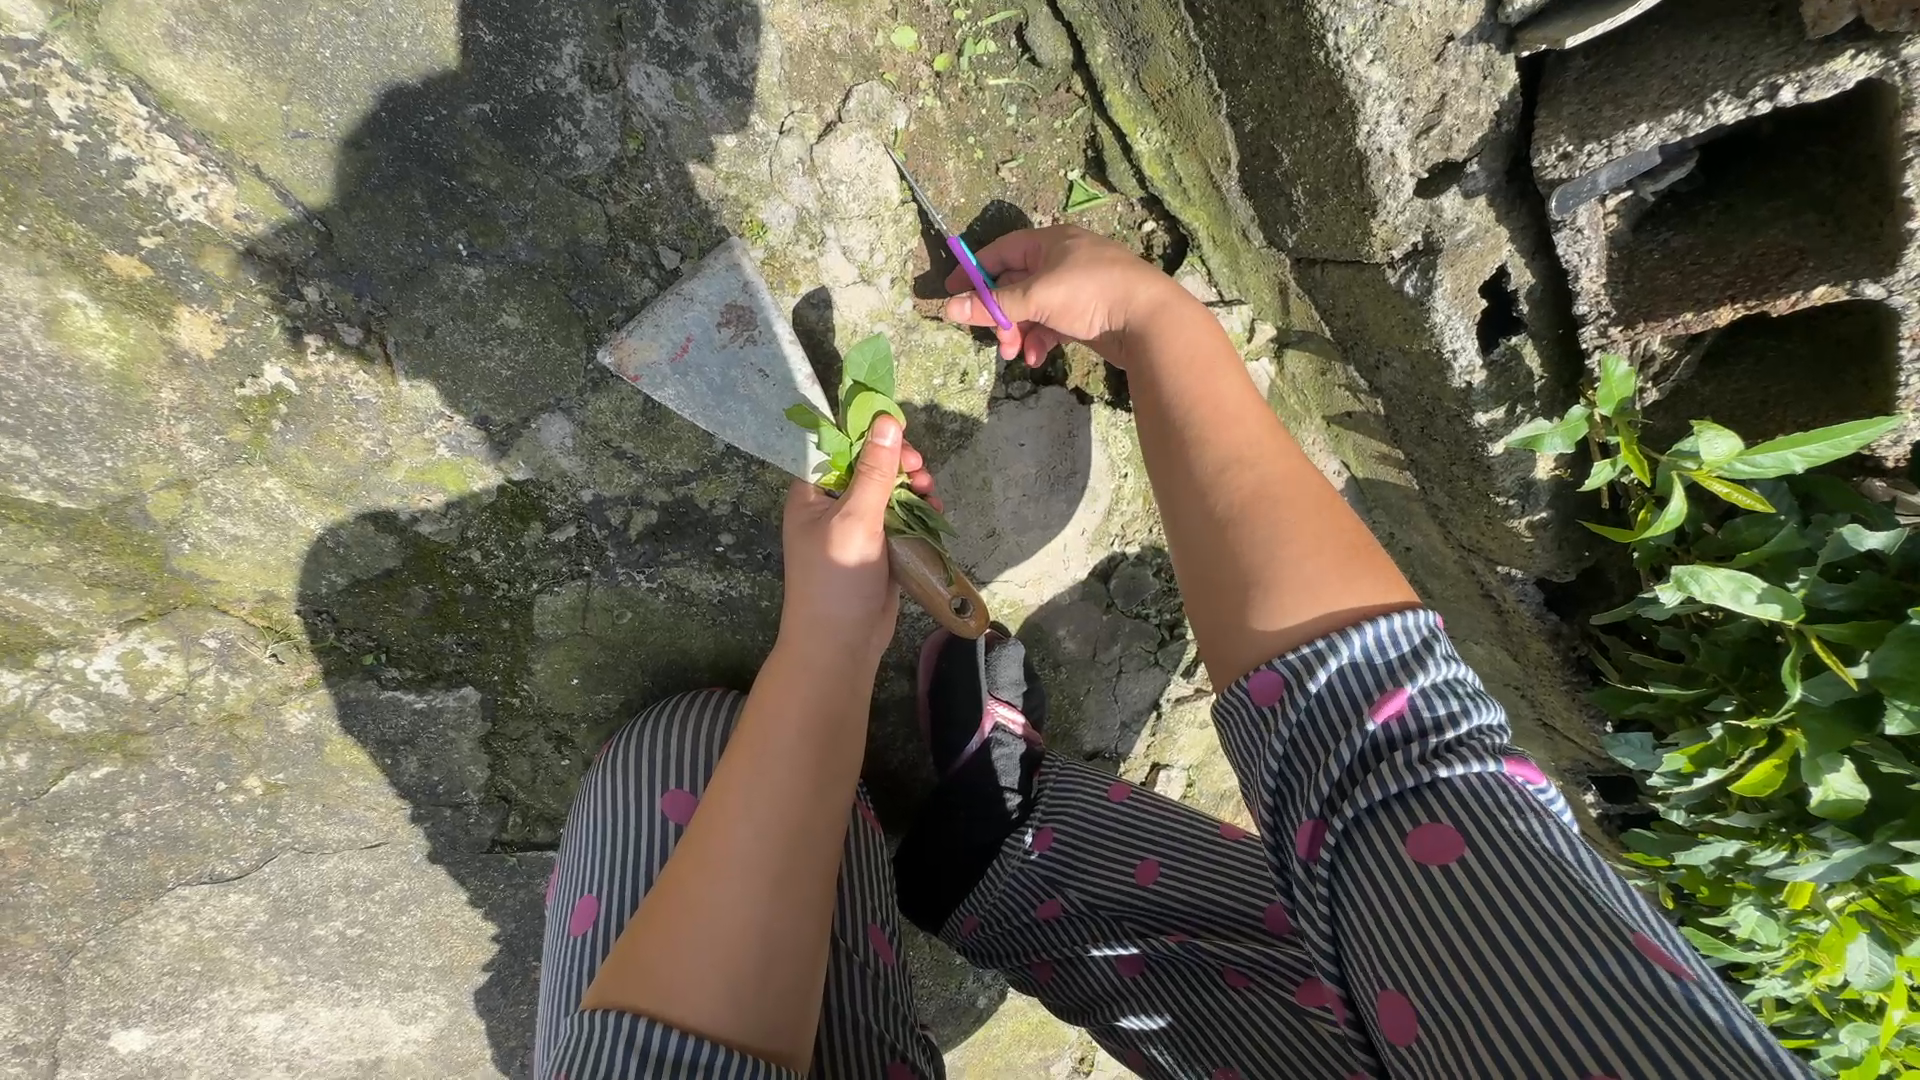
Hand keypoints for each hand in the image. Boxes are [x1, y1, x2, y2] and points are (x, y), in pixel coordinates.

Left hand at [778, 414, 931, 669]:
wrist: (841, 643)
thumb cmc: (837, 577)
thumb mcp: (856, 518)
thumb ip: (874, 470)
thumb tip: (887, 419)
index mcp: (812, 492)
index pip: (840, 446)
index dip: (870, 435)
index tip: (901, 433)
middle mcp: (832, 505)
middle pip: (870, 467)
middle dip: (899, 464)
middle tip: (921, 471)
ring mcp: (858, 528)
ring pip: (891, 492)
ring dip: (913, 488)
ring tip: (931, 494)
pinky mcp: (880, 548)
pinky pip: (901, 518)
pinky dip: (918, 513)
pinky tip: (935, 513)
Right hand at [942, 224, 1192, 368]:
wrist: (1148, 319)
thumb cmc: (1091, 293)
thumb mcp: (1037, 296)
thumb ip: (994, 304)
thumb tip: (949, 308)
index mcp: (1049, 242)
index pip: (1001, 251)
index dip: (975, 272)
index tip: (952, 293)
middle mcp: (1060, 260)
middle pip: (1014, 285)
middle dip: (1002, 315)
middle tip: (998, 339)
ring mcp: (1074, 288)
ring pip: (1032, 309)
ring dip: (1019, 332)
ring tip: (1017, 354)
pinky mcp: (1085, 314)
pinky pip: (1051, 325)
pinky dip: (1040, 341)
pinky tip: (1038, 358)